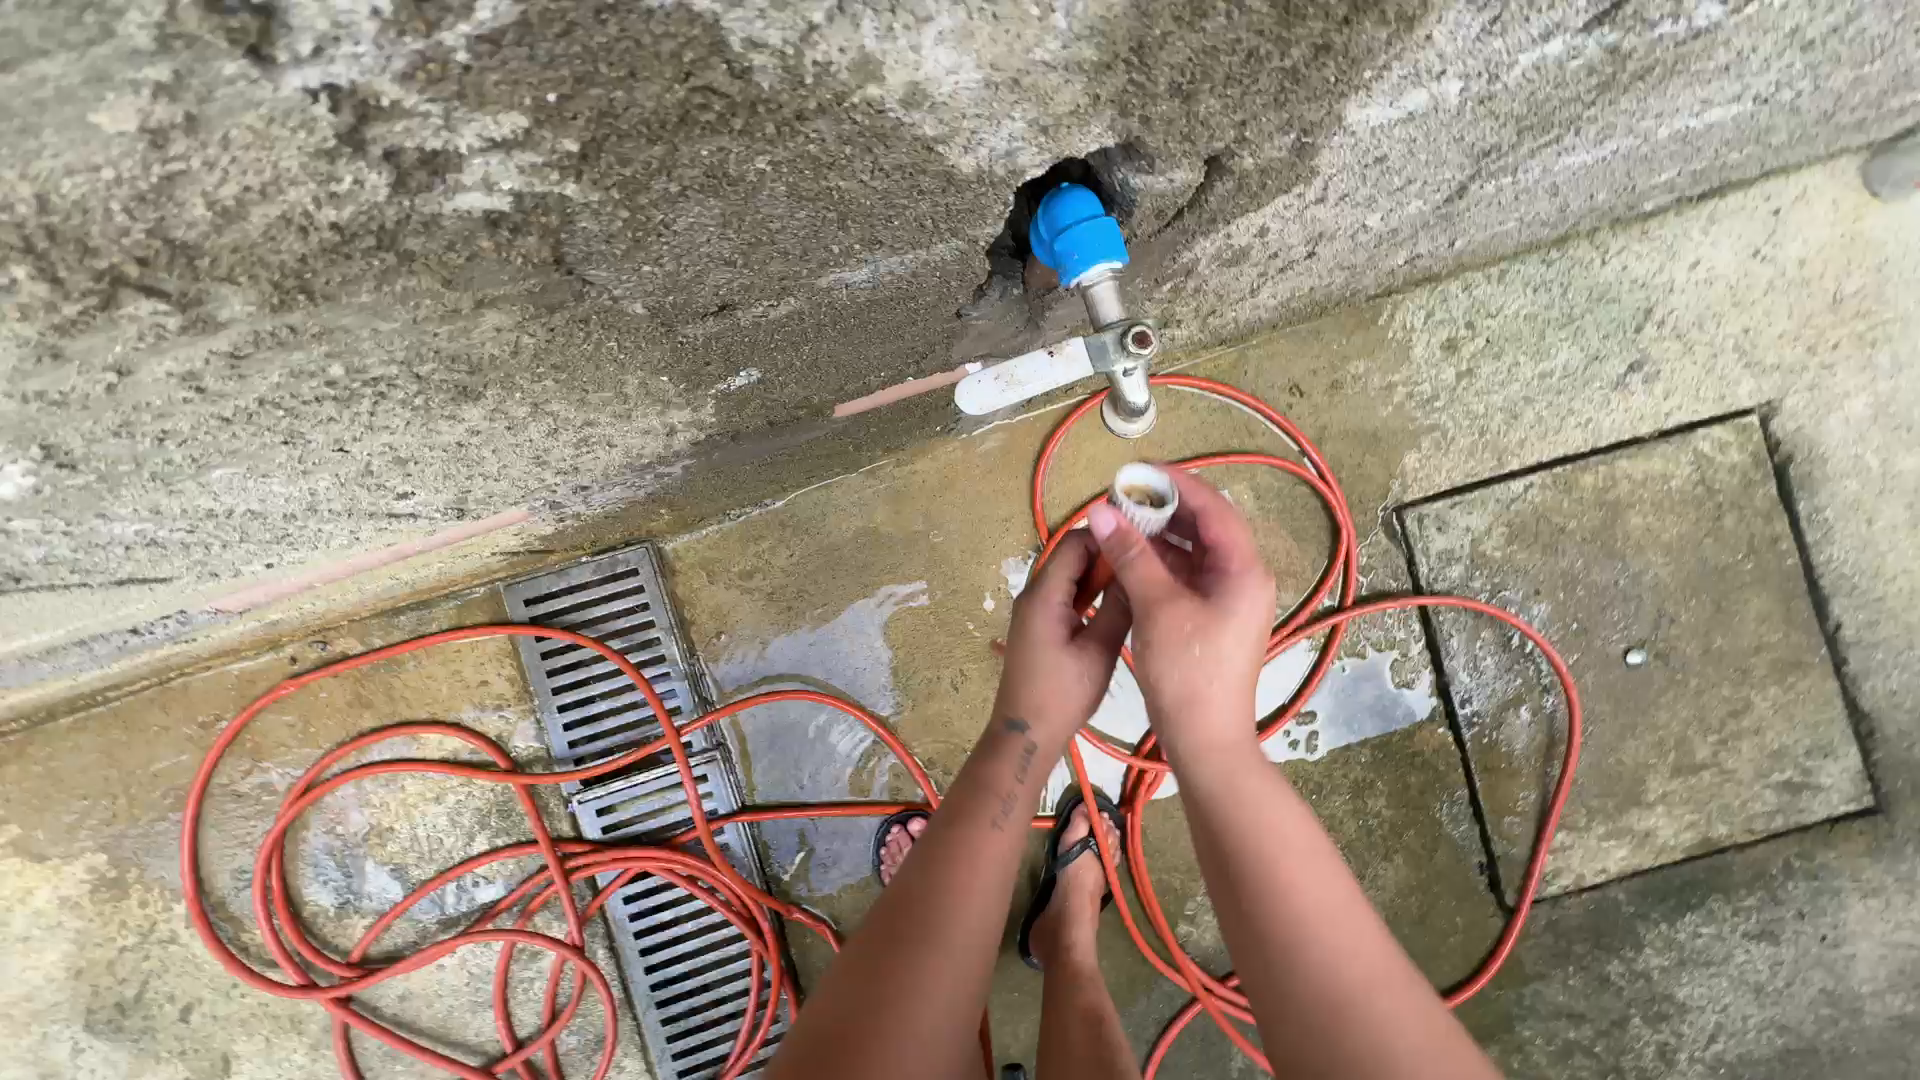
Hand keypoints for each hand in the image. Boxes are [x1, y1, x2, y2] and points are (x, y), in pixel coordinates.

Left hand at [996, 530, 1131, 741]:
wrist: (1026, 732)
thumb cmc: (1062, 694)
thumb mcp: (1099, 650)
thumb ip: (1118, 606)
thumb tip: (1139, 568)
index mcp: (1044, 594)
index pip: (1076, 542)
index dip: (1109, 536)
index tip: (1145, 541)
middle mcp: (1034, 593)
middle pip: (1071, 555)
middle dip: (1107, 553)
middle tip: (1148, 558)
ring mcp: (1035, 609)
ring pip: (1070, 575)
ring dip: (1100, 573)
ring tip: (1140, 576)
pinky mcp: (1040, 623)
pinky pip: (1066, 594)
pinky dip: (1090, 592)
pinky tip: (1119, 599)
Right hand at [1086, 470, 1275, 758]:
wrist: (1204, 739)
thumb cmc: (1187, 671)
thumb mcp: (1156, 607)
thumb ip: (1131, 554)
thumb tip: (1102, 511)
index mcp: (1244, 569)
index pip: (1213, 506)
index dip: (1175, 482)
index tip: (1136, 471)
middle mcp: (1244, 576)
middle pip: (1205, 525)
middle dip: (1163, 508)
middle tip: (1122, 497)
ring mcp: (1229, 598)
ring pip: (1193, 550)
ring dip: (1158, 535)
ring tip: (1120, 523)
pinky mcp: (1212, 616)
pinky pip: (1187, 575)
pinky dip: (1160, 563)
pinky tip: (1129, 557)